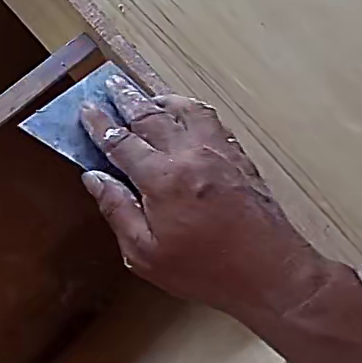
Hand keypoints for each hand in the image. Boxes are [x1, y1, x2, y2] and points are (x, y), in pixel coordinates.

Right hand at [78, 74, 349, 327]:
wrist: (275, 279)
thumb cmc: (205, 270)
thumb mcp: (143, 251)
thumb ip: (116, 209)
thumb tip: (94, 178)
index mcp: (162, 179)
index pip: (120, 141)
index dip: (99, 123)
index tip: (86, 109)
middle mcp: (192, 158)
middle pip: (153, 116)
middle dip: (127, 99)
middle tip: (111, 83)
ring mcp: (221, 157)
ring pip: (189, 112)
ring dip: (164, 99)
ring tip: (148, 95)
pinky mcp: (242, 163)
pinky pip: (215, 125)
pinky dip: (195, 113)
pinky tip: (187, 115)